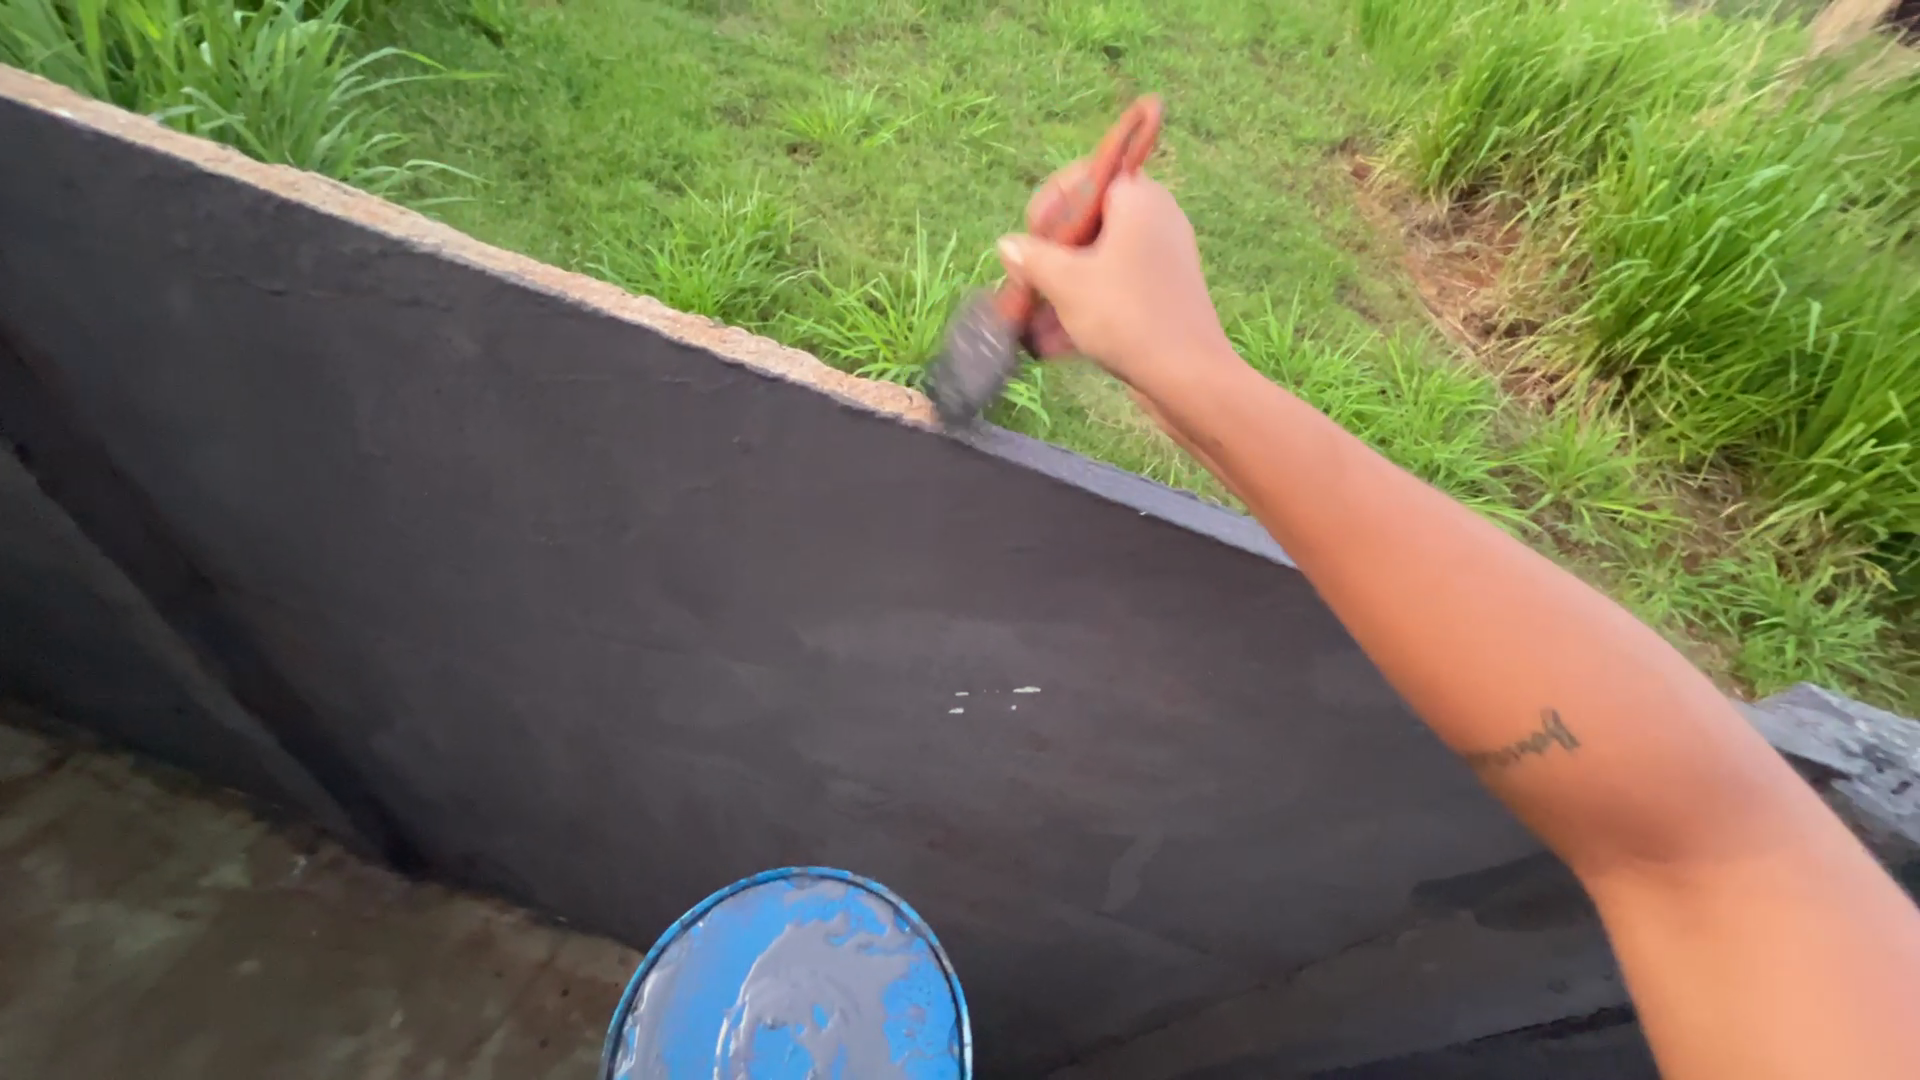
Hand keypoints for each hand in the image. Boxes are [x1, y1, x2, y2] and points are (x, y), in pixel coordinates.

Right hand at [1000, 163, 1235, 395]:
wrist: (1187, 375)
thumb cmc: (1125, 316)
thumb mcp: (1067, 284)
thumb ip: (1032, 258)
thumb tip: (1007, 244)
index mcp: (1137, 198)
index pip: (1082, 179)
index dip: (1049, 206)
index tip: (1029, 242)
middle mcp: (1153, 219)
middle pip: (1086, 225)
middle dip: (1049, 259)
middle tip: (1025, 286)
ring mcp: (1158, 260)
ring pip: (1096, 263)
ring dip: (1059, 291)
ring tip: (1029, 325)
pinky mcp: (1159, 295)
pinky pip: (1112, 291)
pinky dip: (1083, 309)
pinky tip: (1051, 344)